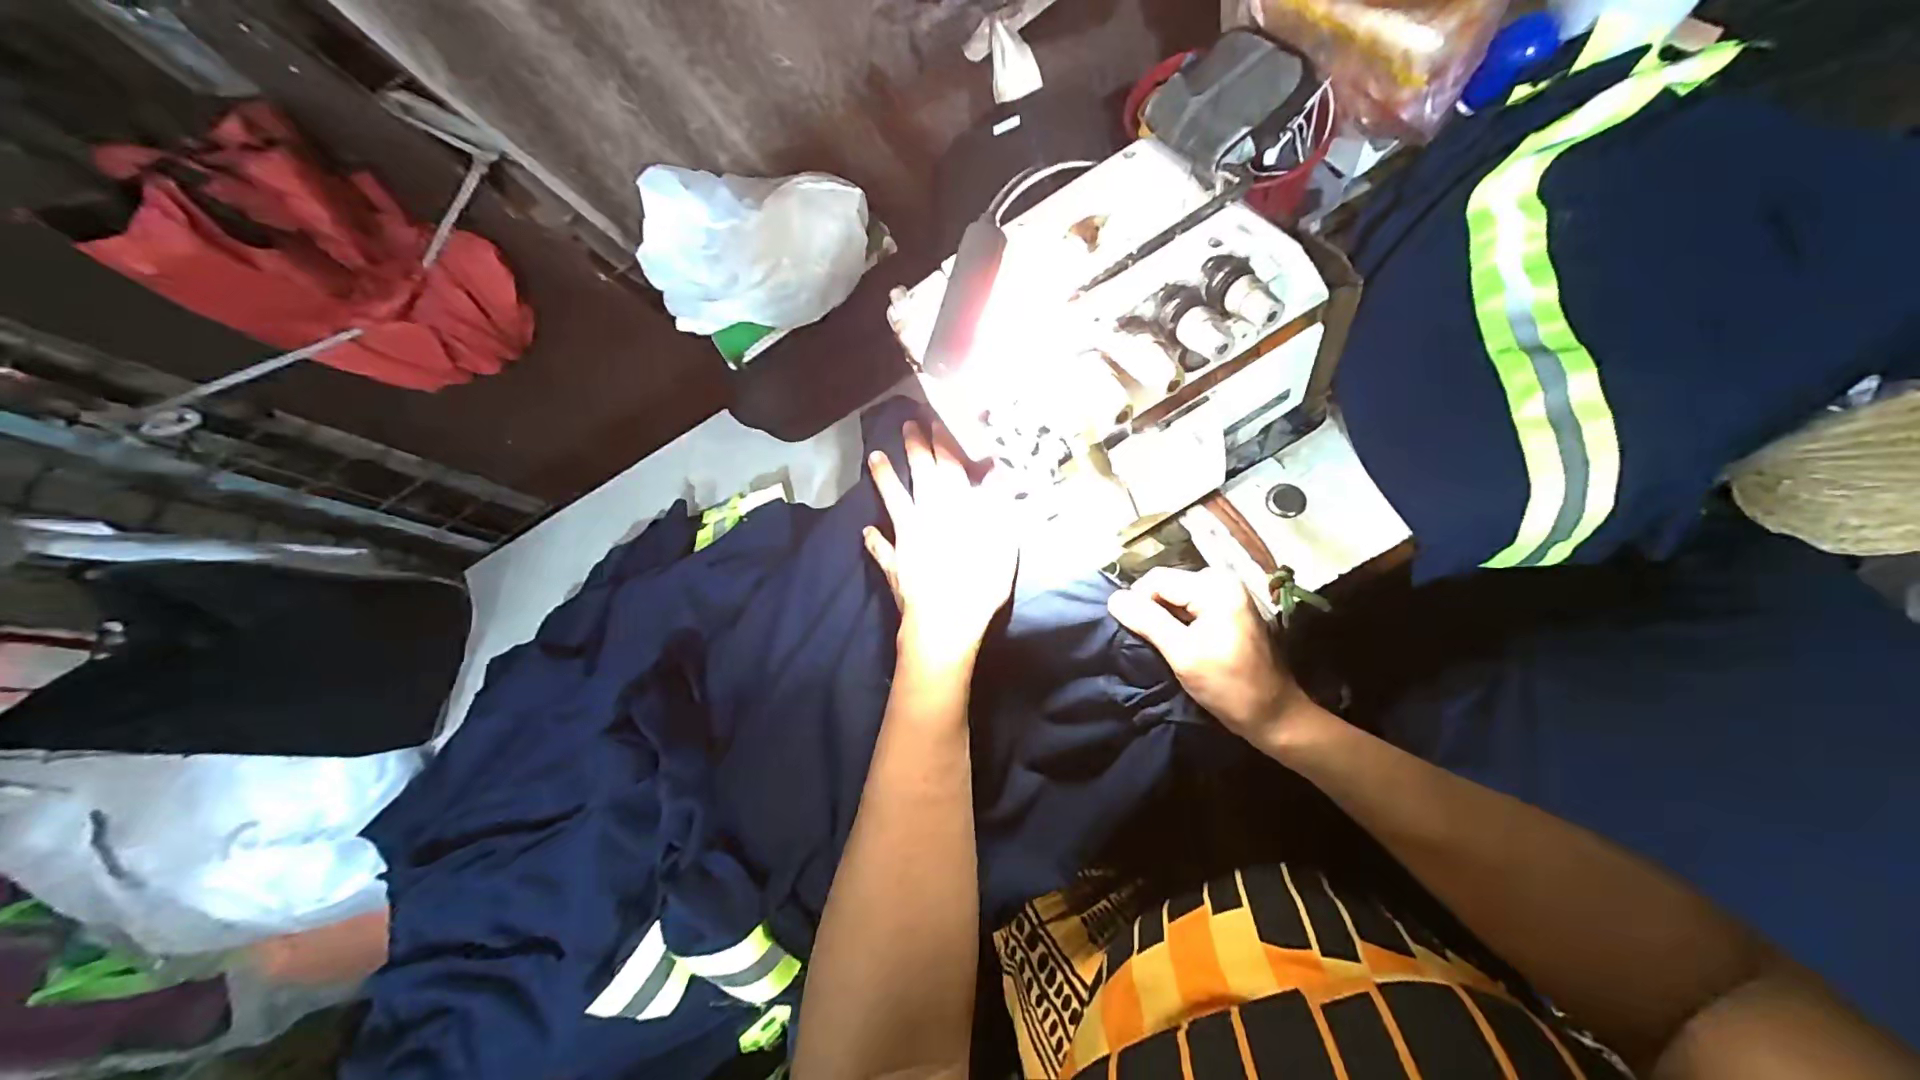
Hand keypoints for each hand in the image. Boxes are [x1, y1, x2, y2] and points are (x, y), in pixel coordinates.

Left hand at [865, 420, 1017, 663]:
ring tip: (875, 456)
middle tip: (908, 424)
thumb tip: (998, 471)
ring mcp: (907, 538)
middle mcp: (929, 515)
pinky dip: (873, 539)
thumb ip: (999, 503)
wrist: (945, 622)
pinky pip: (881, 548)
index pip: (951, 465)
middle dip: (916, 447)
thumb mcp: (1004, 540)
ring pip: (894, 500)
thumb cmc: (981, 582)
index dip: (945, 442)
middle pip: (921, 474)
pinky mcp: (895, 563)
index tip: (939, 421)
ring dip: (885, 478)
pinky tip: (866, 531)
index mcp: (957, 506)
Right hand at [1106, 567, 1326, 752]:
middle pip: (1168, 584)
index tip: (1132, 634)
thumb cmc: (1228, 686)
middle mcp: (1225, 581)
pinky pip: (1192, 605)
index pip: (1157, 580)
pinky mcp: (1231, 609)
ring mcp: (1230, 594)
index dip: (1137, 603)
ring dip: (1165, 617)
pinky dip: (1180, 621)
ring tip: (1163, 644)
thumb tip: (1114, 599)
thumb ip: (1147, 621)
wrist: (1274, 714)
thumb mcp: (1182, 653)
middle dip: (1152, 609)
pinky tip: (1179, 643)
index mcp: (1216, 586)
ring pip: (1177, 596)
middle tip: (1148, 641)